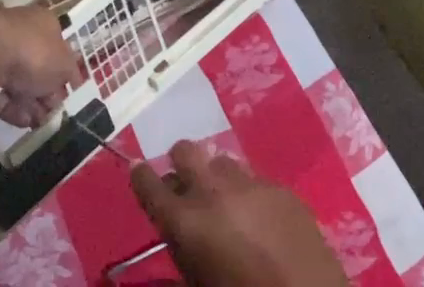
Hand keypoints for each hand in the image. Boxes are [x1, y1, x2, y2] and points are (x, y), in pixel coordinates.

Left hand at [0, 6, 75, 127]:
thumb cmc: (32, 53)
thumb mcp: (63, 65)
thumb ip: (70, 72)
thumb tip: (73, 78)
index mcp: (42, 21)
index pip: (57, 48)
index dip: (62, 74)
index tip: (64, 96)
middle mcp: (18, 27)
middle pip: (35, 65)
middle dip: (43, 94)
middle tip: (48, 114)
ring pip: (15, 78)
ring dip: (26, 103)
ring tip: (30, 121)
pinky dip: (4, 101)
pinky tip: (10, 116)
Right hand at [132, 141, 348, 286]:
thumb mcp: (198, 281)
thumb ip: (181, 249)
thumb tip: (176, 228)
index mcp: (186, 221)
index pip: (147, 181)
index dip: (141, 176)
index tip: (141, 173)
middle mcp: (213, 191)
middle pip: (184, 150)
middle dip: (180, 164)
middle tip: (187, 187)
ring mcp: (250, 185)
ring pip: (221, 160)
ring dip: (216, 177)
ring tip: (228, 202)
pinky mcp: (282, 189)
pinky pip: (255, 179)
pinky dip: (249, 192)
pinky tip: (261, 218)